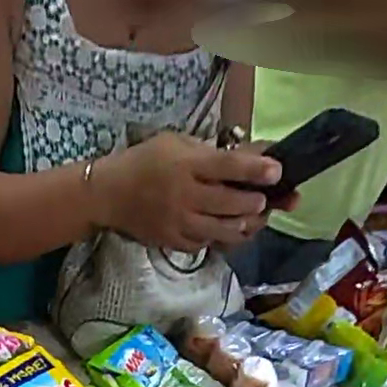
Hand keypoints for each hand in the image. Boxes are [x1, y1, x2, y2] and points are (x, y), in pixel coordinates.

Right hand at [95, 132, 278, 252]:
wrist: (110, 194)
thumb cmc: (145, 162)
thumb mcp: (175, 143)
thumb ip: (208, 152)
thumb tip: (247, 157)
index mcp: (186, 165)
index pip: (228, 168)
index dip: (255, 170)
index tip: (276, 171)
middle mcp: (185, 196)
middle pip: (229, 204)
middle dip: (253, 203)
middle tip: (263, 201)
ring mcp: (178, 222)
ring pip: (221, 230)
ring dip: (241, 225)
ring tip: (250, 219)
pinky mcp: (172, 241)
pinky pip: (203, 243)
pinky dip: (218, 237)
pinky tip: (223, 230)